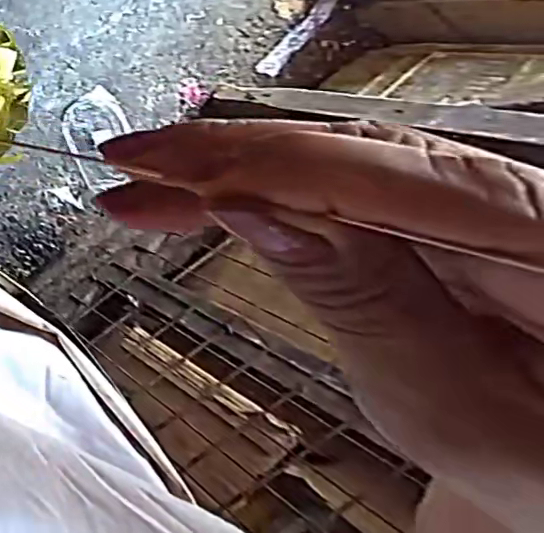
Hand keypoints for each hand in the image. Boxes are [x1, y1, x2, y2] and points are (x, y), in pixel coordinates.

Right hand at [96, 120, 543, 530]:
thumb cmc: (536, 476)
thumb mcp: (459, 414)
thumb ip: (361, 303)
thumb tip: (244, 210)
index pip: (405, 179)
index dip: (277, 169)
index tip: (175, 178)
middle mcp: (525, 206)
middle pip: (356, 152)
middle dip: (225, 156)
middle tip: (128, 164)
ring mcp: (479, 205)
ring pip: (325, 156)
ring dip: (216, 165)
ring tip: (136, 176)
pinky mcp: (427, 210)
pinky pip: (320, 176)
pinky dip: (243, 182)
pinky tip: (188, 188)